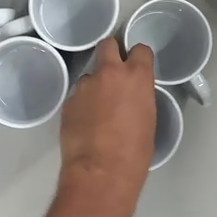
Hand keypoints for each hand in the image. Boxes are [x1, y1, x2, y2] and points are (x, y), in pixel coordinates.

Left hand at [57, 38, 157, 194]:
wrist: (100, 171)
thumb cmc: (135, 151)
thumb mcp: (148, 119)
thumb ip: (140, 98)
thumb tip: (131, 97)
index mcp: (136, 76)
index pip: (140, 49)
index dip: (139, 57)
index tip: (138, 66)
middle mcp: (109, 73)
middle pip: (107, 44)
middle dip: (111, 53)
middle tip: (114, 73)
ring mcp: (85, 86)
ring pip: (90, 75)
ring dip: (94, 86)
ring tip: (97, 109)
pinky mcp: (68, 101)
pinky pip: (78, 95)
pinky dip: (82, 104)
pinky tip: (85, 123)